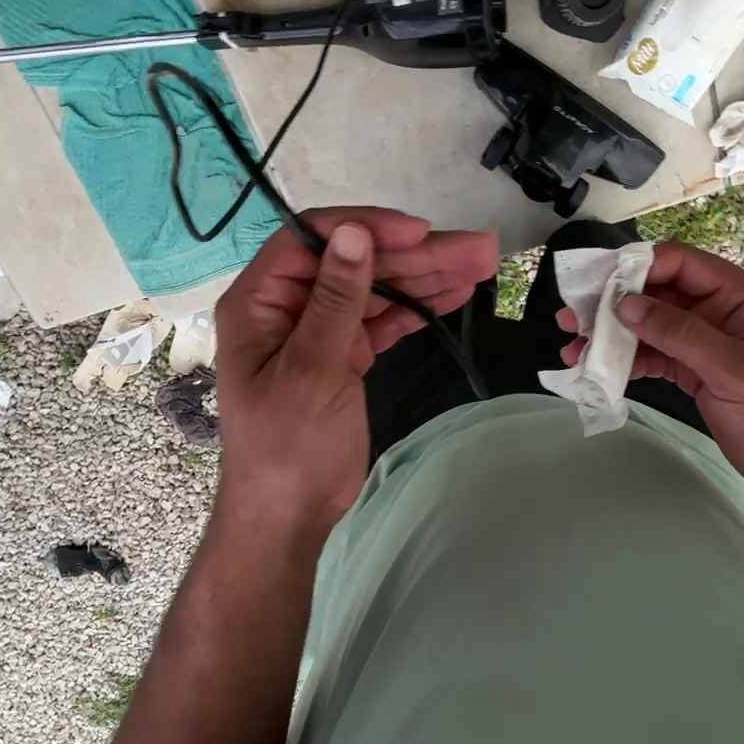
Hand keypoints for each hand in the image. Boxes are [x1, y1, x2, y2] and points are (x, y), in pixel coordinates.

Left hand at [216, 207, 497, 529]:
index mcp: (260, 301)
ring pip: (378, 289)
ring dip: (429, 277)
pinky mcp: (346, 355)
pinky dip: (419, 308)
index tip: (420, 232)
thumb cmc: (287, 446)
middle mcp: (290, 306)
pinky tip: (456, 294)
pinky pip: (385, 320)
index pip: (312, 240)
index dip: (367, 229)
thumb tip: (355, 234)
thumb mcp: (310, 370)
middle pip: (357, 263)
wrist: (291, 515)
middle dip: (417, 255)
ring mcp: (320, 330)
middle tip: (478, 248)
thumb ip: (334, 301)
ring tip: (483, 263)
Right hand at [558, 241, 743, 497]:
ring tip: (572, 347)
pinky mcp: (694, 372)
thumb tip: (625, 304)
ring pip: (649, 327)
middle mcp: (719, 312)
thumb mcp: (735, 368)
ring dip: (612, 336)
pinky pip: (653, 357)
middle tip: (571, 316)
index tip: (597, 283)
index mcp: (740, 296)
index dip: (638, 267)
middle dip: (614, 303)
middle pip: (658, 294)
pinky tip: (596, 370)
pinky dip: (626, 362)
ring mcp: (704, 343)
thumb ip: (681, 333)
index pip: (681, 263)